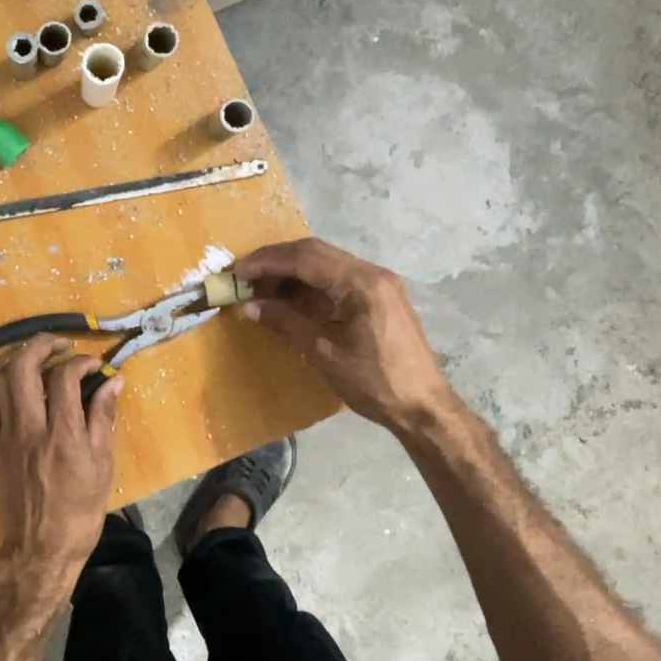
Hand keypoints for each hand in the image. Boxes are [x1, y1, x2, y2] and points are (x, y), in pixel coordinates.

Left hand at [0, 335, 121, 604]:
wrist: (41, 548)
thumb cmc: (80, 511)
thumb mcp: (103, 465)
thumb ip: (103, 417)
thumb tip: (113, 380)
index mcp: (63, 433)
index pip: (64, 376)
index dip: (80, 360)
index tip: (94, 363)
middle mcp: (29, 427)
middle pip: (23, 366)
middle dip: (41, 345)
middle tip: (60, 345)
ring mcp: (5, 435)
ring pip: (1, 379)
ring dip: (20, 362)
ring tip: (39, 363)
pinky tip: (15, 391)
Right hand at [234, 238, 453, 432]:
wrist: (424, 407)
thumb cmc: (374, 382)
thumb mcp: (324, 352)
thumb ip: (286, 322)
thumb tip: (249, 306)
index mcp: (361, 283)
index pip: (304, 258)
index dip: (266, 262)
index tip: (236, 272)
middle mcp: (371, 273)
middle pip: (313, 252)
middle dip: (274, 262)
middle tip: (243, 277)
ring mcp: (377, 283)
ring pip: (323, 263)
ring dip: (289, 272)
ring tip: (259, 289)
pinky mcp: (377, 296)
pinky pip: (335, 278)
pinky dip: (307, 283)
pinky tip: (286, 298)